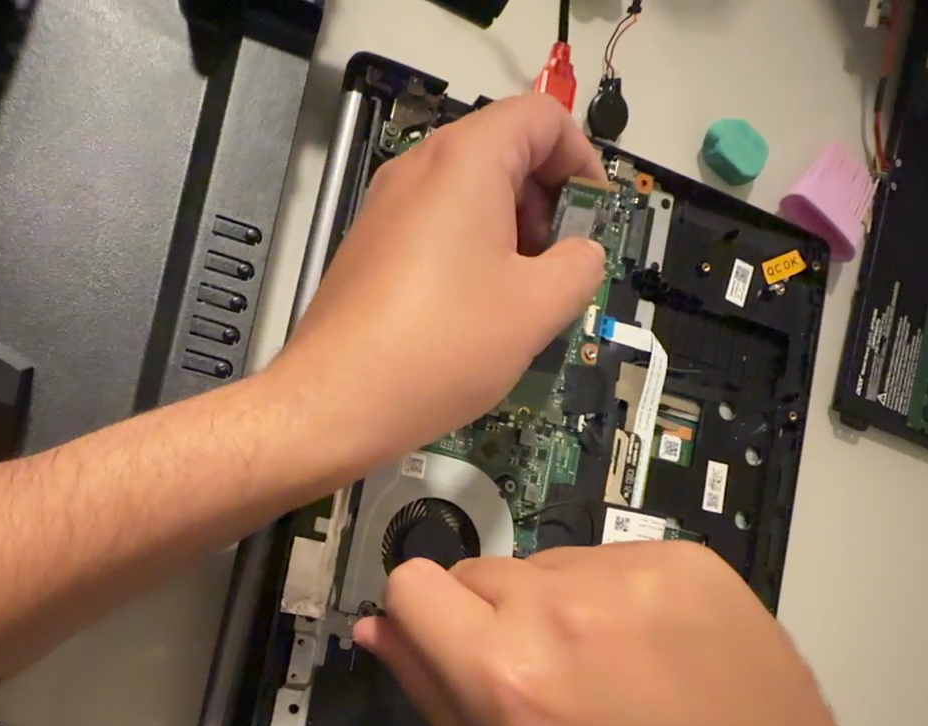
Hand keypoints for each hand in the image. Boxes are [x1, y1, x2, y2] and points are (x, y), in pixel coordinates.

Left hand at [275, 94, 607, 464]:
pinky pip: (430, 236)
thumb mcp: (536, 309)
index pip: (542, 117)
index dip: (582, 160)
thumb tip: (580, 255)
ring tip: (516, 303)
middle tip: (556, 267)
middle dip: (545, 205)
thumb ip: (582, 265)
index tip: (594, 216)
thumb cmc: (435, 350)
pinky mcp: (365, 255)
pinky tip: (470, 318)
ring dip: (506, 240)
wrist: (333, 404)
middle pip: (502, 156)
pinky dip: (465, 260)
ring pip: (465, 202)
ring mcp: (382, 213)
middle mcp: (414, 172)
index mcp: (462, 161)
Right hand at [353, 543, 848, 725]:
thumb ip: (428, 689)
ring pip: (540, 565)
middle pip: (473, 571)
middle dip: (487, 616)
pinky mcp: (688, 560)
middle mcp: (559, 608)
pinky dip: (611, 597)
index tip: (449, 647)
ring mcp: (630, 576)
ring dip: (551, 605)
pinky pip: (607, 559)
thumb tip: (376, 628)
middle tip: (542, 677)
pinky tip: (653, 650)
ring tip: (607, 668)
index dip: (419, 617)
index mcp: (502, 673)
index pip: (410, 584)